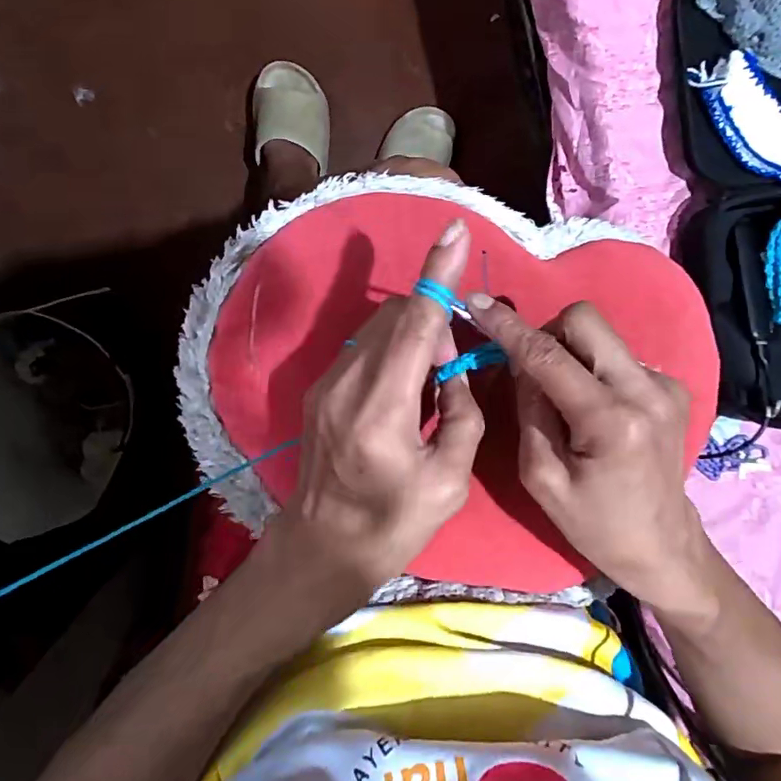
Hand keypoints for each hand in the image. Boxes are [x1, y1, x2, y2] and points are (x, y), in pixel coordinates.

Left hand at [265, 218, 485, 603]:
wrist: (321, 548)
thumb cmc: (392, 524)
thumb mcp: (448, 481)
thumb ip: (462, 416)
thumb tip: (458, 373)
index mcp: (382, 410)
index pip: (415, 323)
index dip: (438, 274)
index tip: (455, 232)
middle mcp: (347, 385)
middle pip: (394, 316)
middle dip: (431, 322)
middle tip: (450, 369)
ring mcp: (326, 384)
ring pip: (376, 327)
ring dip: (411, 336)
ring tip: (427, 384)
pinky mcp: (318, 390)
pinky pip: (363, 347)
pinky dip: (391, 351)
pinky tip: (401, 391)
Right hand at [467, 297, 725, 619]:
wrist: (663, 546)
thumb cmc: (594, 524)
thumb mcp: (542, 478)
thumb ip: (528, 410)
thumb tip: (521, 360)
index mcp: (610, 421)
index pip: (548, 356)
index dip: (508, 327)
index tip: (478, 303)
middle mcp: (645, 391)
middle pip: (584, 320)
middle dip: (548, 333)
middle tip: (533, 372)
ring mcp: (666, 385)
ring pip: (602, 334)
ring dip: (572, 353)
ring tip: (566, 400)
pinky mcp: (674, 387)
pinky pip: (618, 355)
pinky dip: (595, 370)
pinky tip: (597, 410)